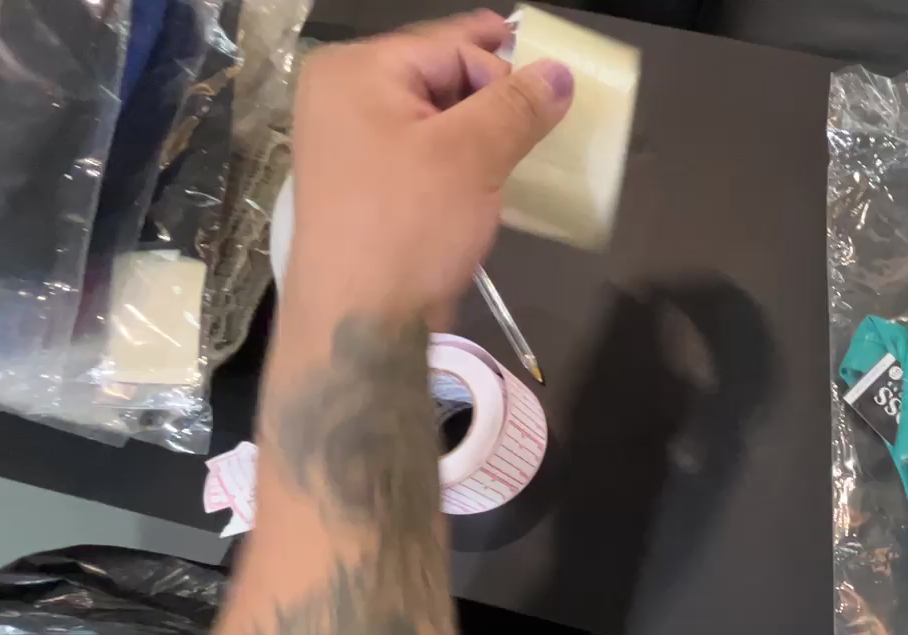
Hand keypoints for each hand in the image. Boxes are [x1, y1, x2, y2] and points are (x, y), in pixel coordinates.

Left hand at [286, 10, 572, 322]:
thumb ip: (516, 108)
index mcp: (358, 71)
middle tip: (544, 124)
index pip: (446, 46)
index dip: (504, 63)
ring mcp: (354, 148)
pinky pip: (425, 158)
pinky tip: (490, 185)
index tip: (556, 92)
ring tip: (523, 155)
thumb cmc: (410, 224)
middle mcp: (347, 99)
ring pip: (434, 122)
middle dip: (494, 97)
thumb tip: (561, 73)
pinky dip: (463, 164)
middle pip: (437, 79)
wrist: (363, 315)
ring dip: (482, 135)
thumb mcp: (471, 157)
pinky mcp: (370, 192)